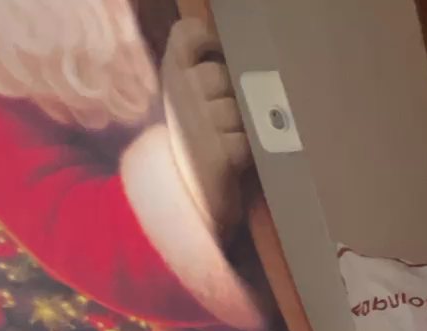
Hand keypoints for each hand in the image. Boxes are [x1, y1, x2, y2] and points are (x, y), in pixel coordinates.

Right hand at [161, 19, 251, 230]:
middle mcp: (180, 94)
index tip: (225, 51)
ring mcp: (197, 124)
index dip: (209, 37)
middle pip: (225, 75)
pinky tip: (243, 160)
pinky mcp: (219, 154)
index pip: (188, 35)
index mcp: (173, 75)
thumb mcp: (198, 103)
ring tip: (237, 142)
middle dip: (239, 96)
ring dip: (249, 127)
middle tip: (233, 122)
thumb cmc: (204, 145)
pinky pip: (250, 139)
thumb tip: (249, 60)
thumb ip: (212, 76)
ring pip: (241, 109)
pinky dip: (254, 151)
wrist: (192, 198)